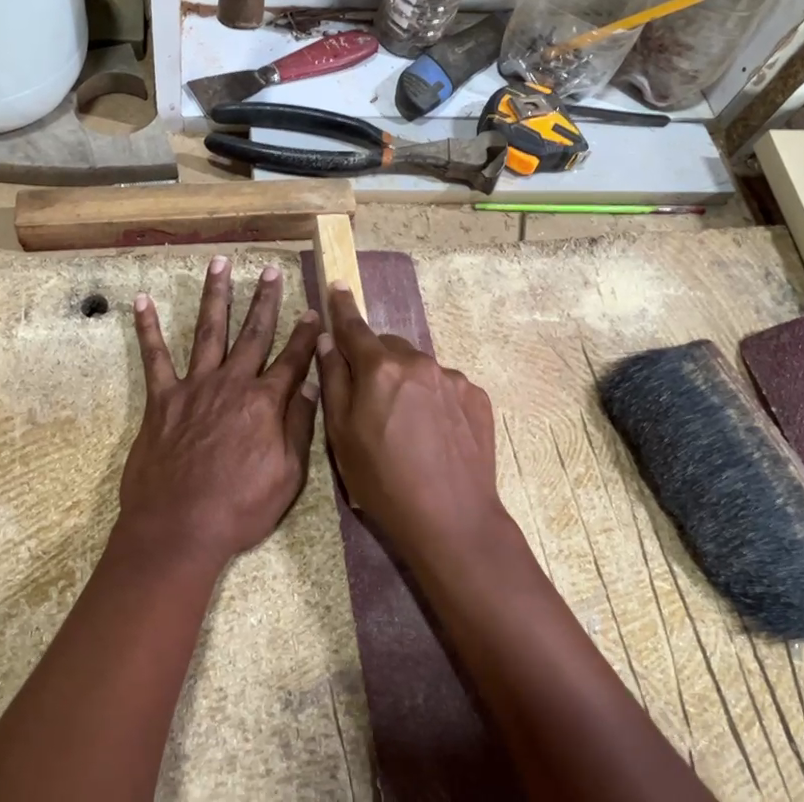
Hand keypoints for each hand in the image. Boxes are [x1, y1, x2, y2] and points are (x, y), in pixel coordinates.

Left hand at [119, 257, 322, 567]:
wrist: (179, 527)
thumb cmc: (239, 509)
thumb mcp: (288, 476)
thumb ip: (299, 427)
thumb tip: (312, 386)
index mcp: (266, 403)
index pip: (292, 360)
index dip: (305, 335)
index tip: (313, 311)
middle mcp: (232, 385)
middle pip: (253, 334)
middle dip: (265, 300)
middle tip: (270, 271)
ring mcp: (194, 388)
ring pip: (208, 331)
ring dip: (216, 296)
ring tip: (220, 264)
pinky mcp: (162, 400)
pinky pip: (154, 356)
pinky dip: (148, 328)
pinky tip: (142, 300)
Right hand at [316, 283, 506, 563]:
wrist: (450, 518)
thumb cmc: (382, 481)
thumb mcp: (341, 435)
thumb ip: (333, 381)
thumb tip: (327, 341)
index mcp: (379, 368)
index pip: (354, 327)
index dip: (342, 307)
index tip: (337, 285)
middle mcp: (418, 362)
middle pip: (388, 347)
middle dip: (374, 362)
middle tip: (368, 400)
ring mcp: (452, 379)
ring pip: (417, 368)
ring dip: (405, 383)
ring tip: (404, 427)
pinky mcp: (476, 398)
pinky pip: (444, 387)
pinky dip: (433, 400)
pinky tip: (432, 435)